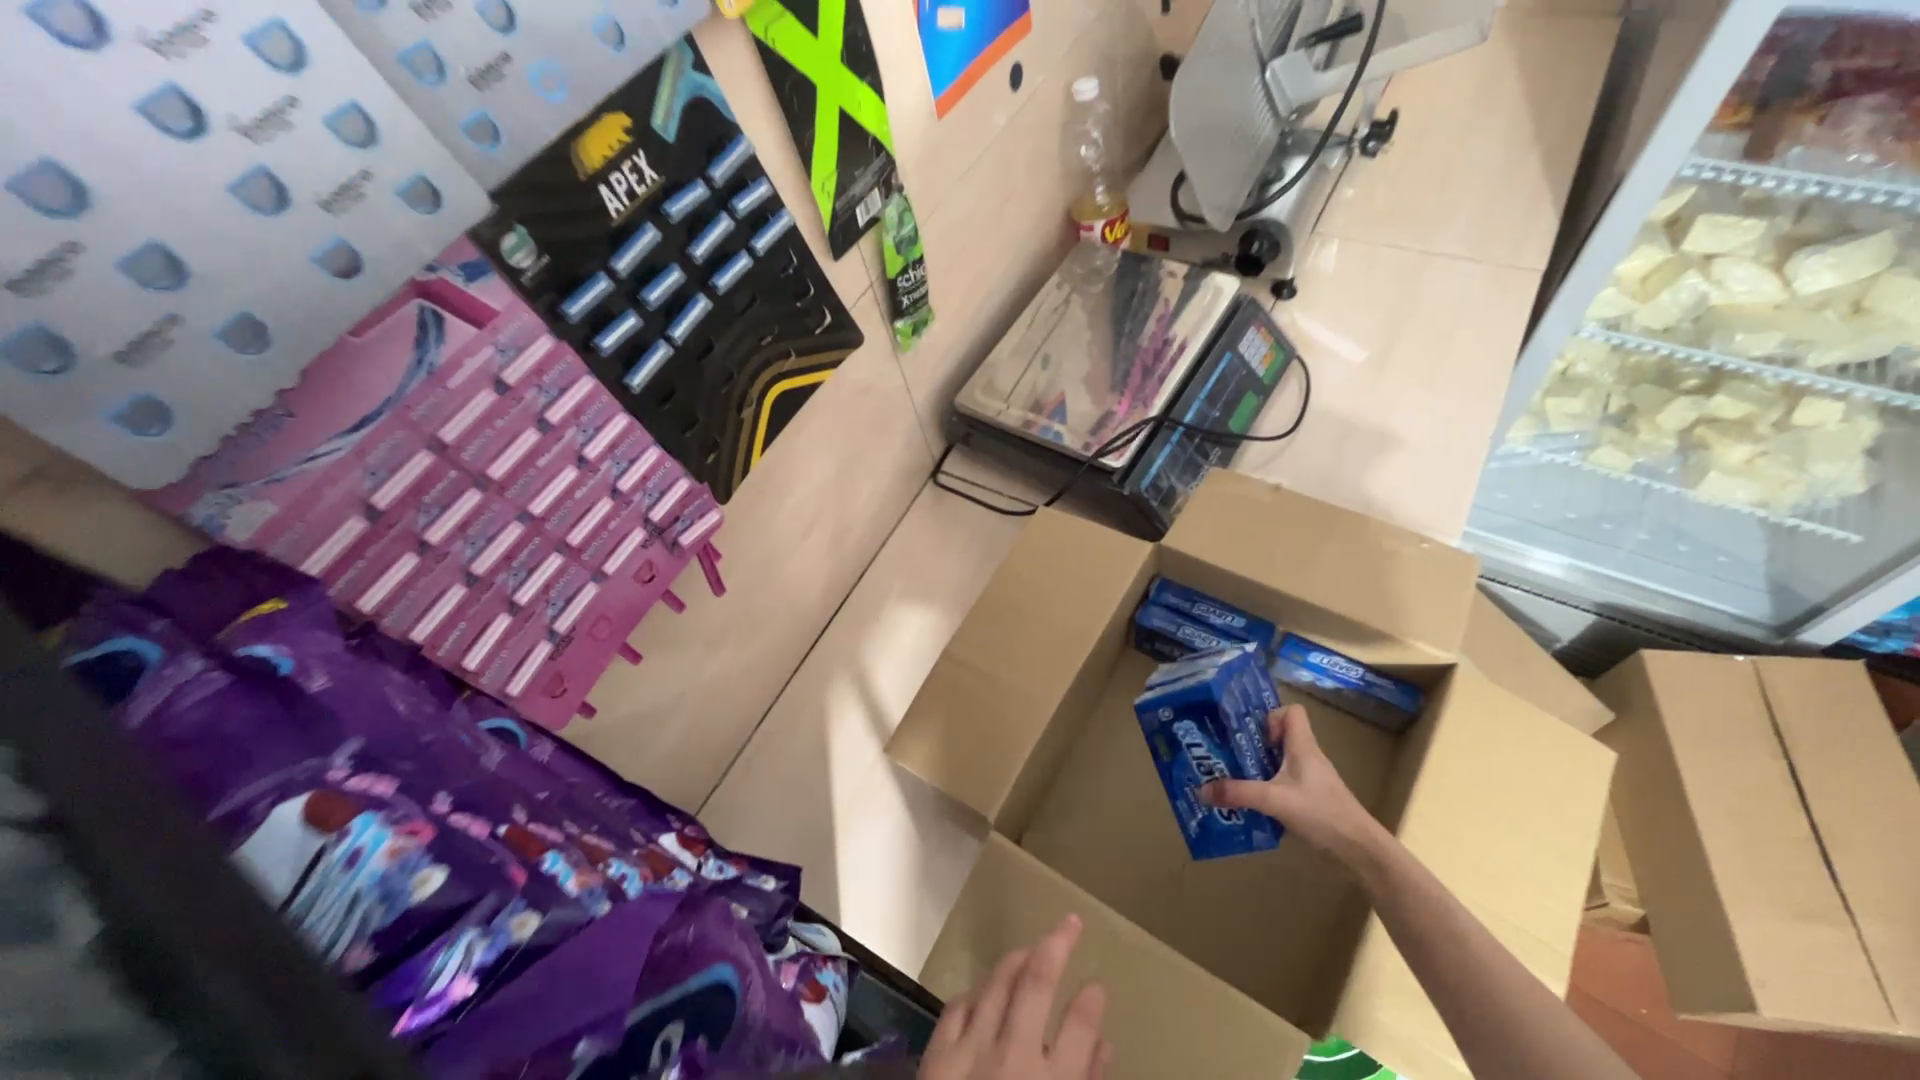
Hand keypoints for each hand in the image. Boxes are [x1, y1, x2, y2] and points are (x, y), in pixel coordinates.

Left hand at [919, 914, 1109, 1079]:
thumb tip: (1104, 1050)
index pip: (1082, 1026)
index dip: (1092, 1002)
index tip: (1097, 986)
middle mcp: (1014, 1059)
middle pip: (1037, 983)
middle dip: (1057, 945)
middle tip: (1071, 921)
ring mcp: (970, 1054)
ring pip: (995, 985)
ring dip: (1014, 961)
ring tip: (1029, 948)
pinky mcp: (936, 1060)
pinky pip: (956, 1009)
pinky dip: (973, 995)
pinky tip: (981, 991)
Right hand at [1199, 704, 1385, 866]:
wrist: (1358, 848)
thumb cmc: (1321, 812)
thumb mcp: (1274, 800)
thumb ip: (1238, 793)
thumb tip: (1201, 789)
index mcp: (1303, 747)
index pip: (1292, 712)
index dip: (1271, 717)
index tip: (1252, 736)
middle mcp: (1308, 758)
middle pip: (1281, 737)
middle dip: (1253, 745)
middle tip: (1229, 757)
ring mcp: (1311, 780)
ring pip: (1280, 763)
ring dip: (1258, 769)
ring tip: (1233, 781)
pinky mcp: (1311, 799)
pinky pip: (1284, 784)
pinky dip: (1267, 790)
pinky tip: (1253, 806)